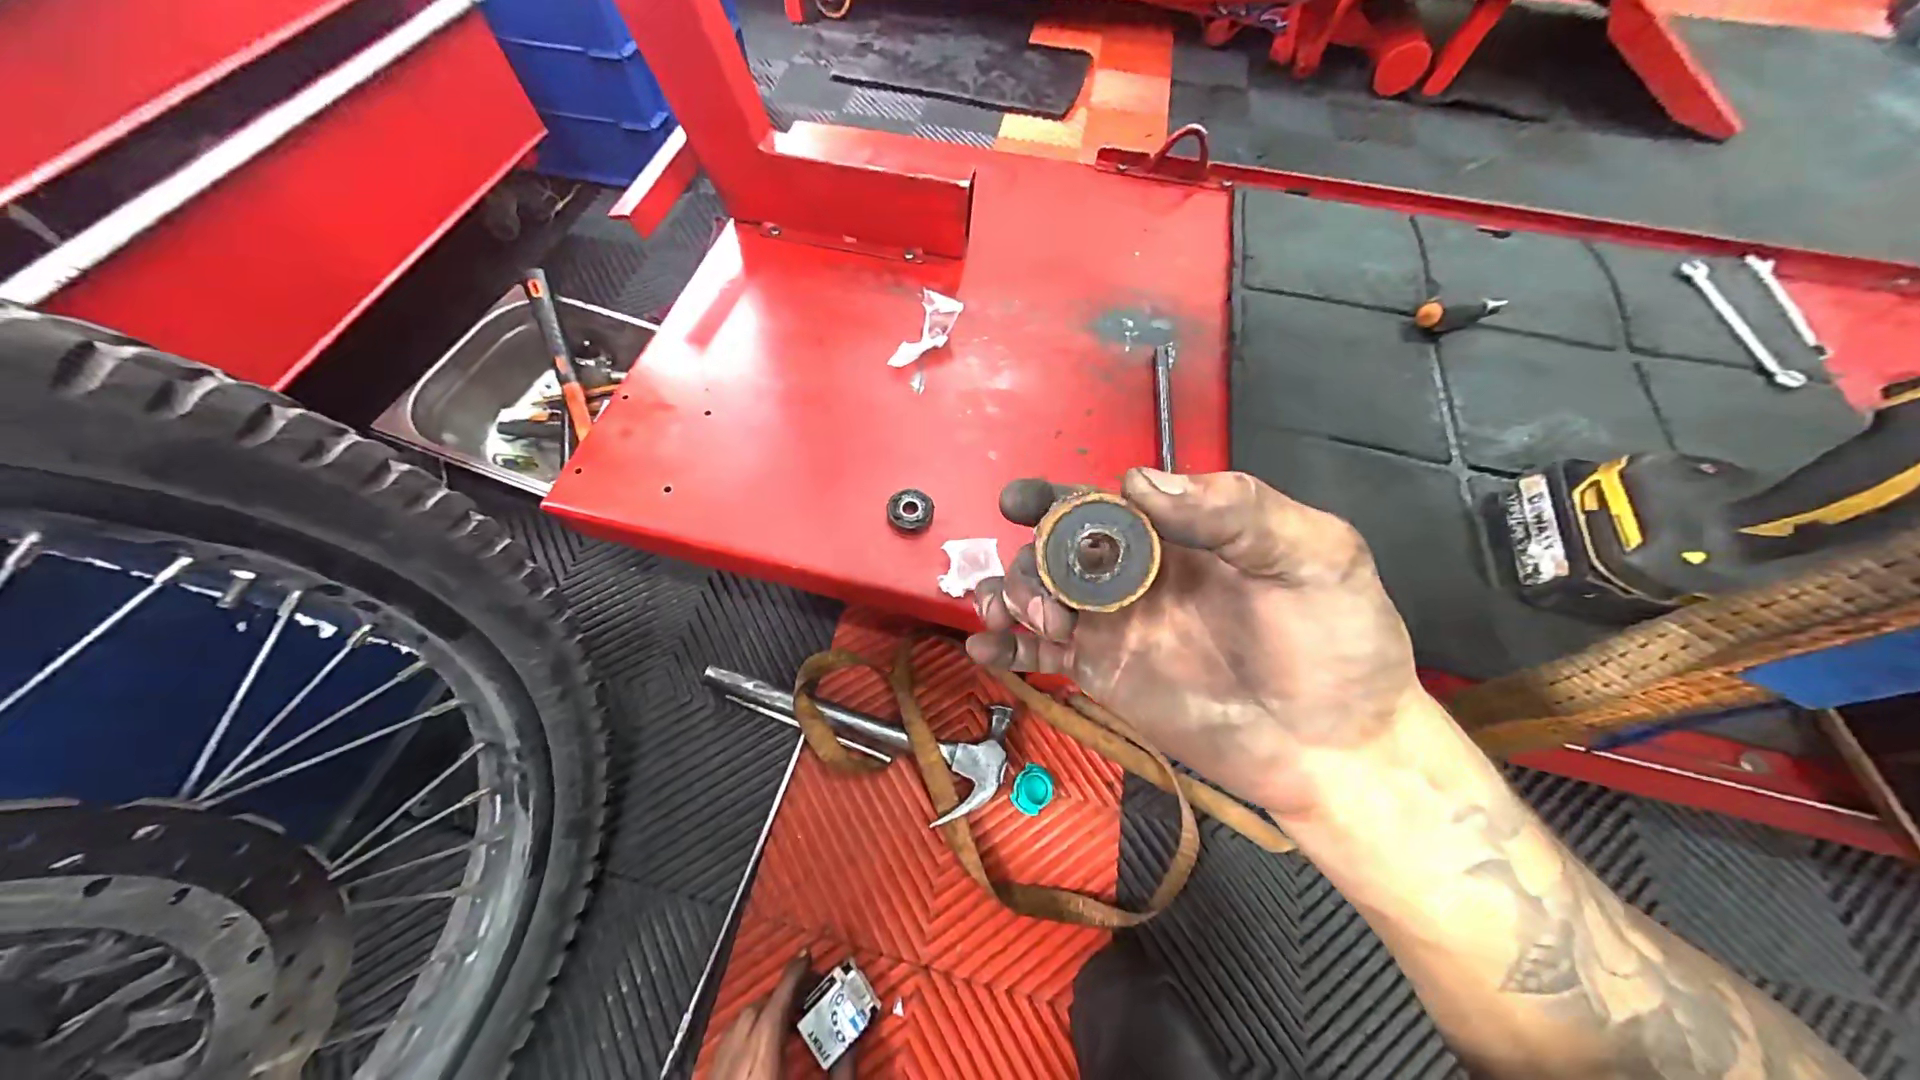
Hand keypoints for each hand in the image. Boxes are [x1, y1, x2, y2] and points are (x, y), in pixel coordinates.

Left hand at [710, 951, 855, 1079]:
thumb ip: (841, 1076)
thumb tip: (854, 1046)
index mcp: (763, 1063)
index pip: (777, 1004)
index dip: (793, 975)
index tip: (807, 955)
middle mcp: (735, 1064)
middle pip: (755, 1011)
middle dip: (781, 996)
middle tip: (807, 996)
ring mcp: (717, 1076)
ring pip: (736, 1028)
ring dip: (762, 1015)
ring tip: (788, 1021)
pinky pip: (725, 1049)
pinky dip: (745, 1038)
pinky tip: (762, 1053)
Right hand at [966, 469, 1421, 815]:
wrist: (1338, 746)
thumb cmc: (1339, 642)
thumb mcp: (1313, 555)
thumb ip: (1236, 509)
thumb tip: (1138, 482)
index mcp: (1177, 535)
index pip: (1101, 503)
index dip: (1055, 498)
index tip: (1020, 501)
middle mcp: (1134, 574)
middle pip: (1054, 549)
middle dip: (1032, 560)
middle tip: (1046, 596)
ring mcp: (1114, 626)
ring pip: (1037, 595)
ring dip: (1011, 596)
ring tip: (1027, 620)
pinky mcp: (1102, 675)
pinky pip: (1039, 654)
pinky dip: (1004, 646)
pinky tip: (985, 647)